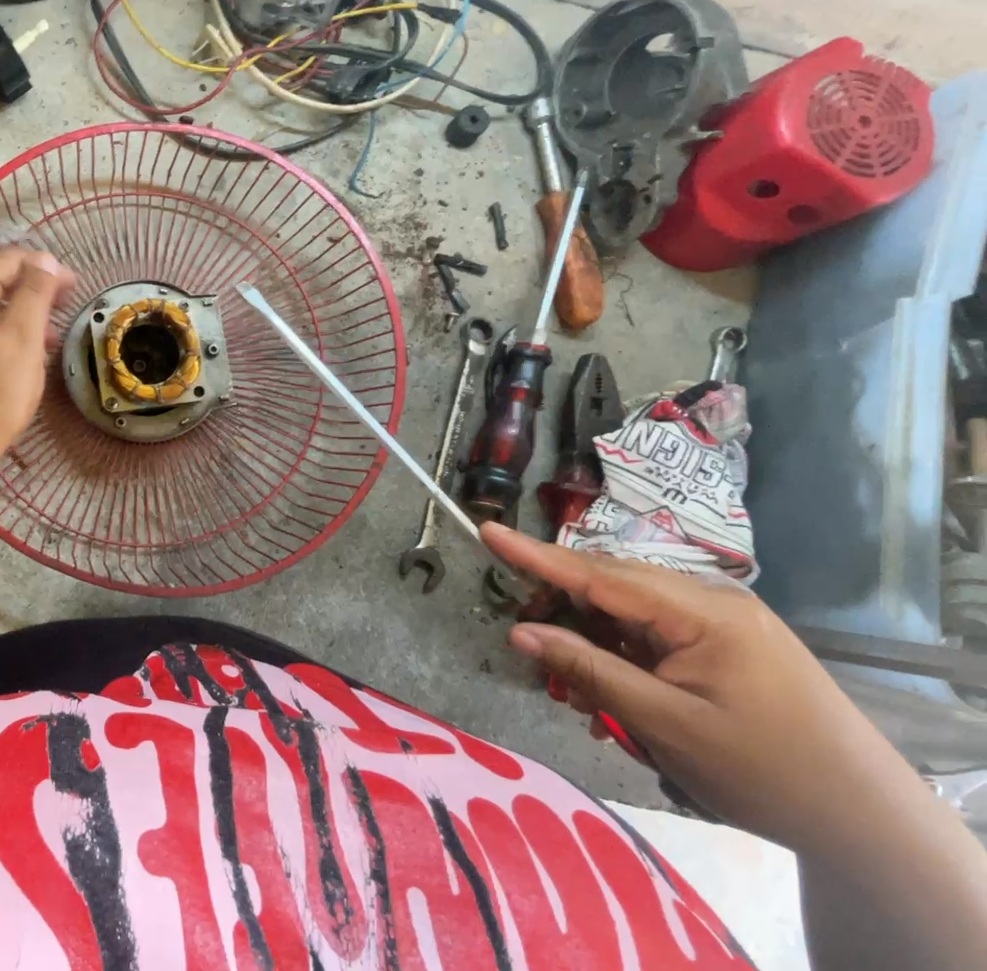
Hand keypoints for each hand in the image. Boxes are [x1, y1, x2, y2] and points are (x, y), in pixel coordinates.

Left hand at [0, 248, 74, 496]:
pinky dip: (3, 333)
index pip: (7, 260)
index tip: (75, 286)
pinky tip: (22, 355)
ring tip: (52, 336)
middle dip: (32, 288)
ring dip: (20, 313)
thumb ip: (34, 294)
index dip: (44, 267)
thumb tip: (44, 260)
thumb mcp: (23, 339)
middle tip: (66, 306)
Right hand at [484, 523, 926, 855]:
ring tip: (577, 699)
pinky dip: (619, 664)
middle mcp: (712, 605)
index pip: (600, 574)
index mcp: (704, 613)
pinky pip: (650, 640)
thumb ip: (588, 670)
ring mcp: (721, 626)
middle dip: (562, 618)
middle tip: (532, 658)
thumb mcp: (663, 723)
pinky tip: (609, 702)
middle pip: (610, 590)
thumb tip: (520, 632)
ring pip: (625, 617)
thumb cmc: (763, 768)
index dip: (537, 556)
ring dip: (590, 649)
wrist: (864, 819)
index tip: (487, 531)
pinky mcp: (725, 648)